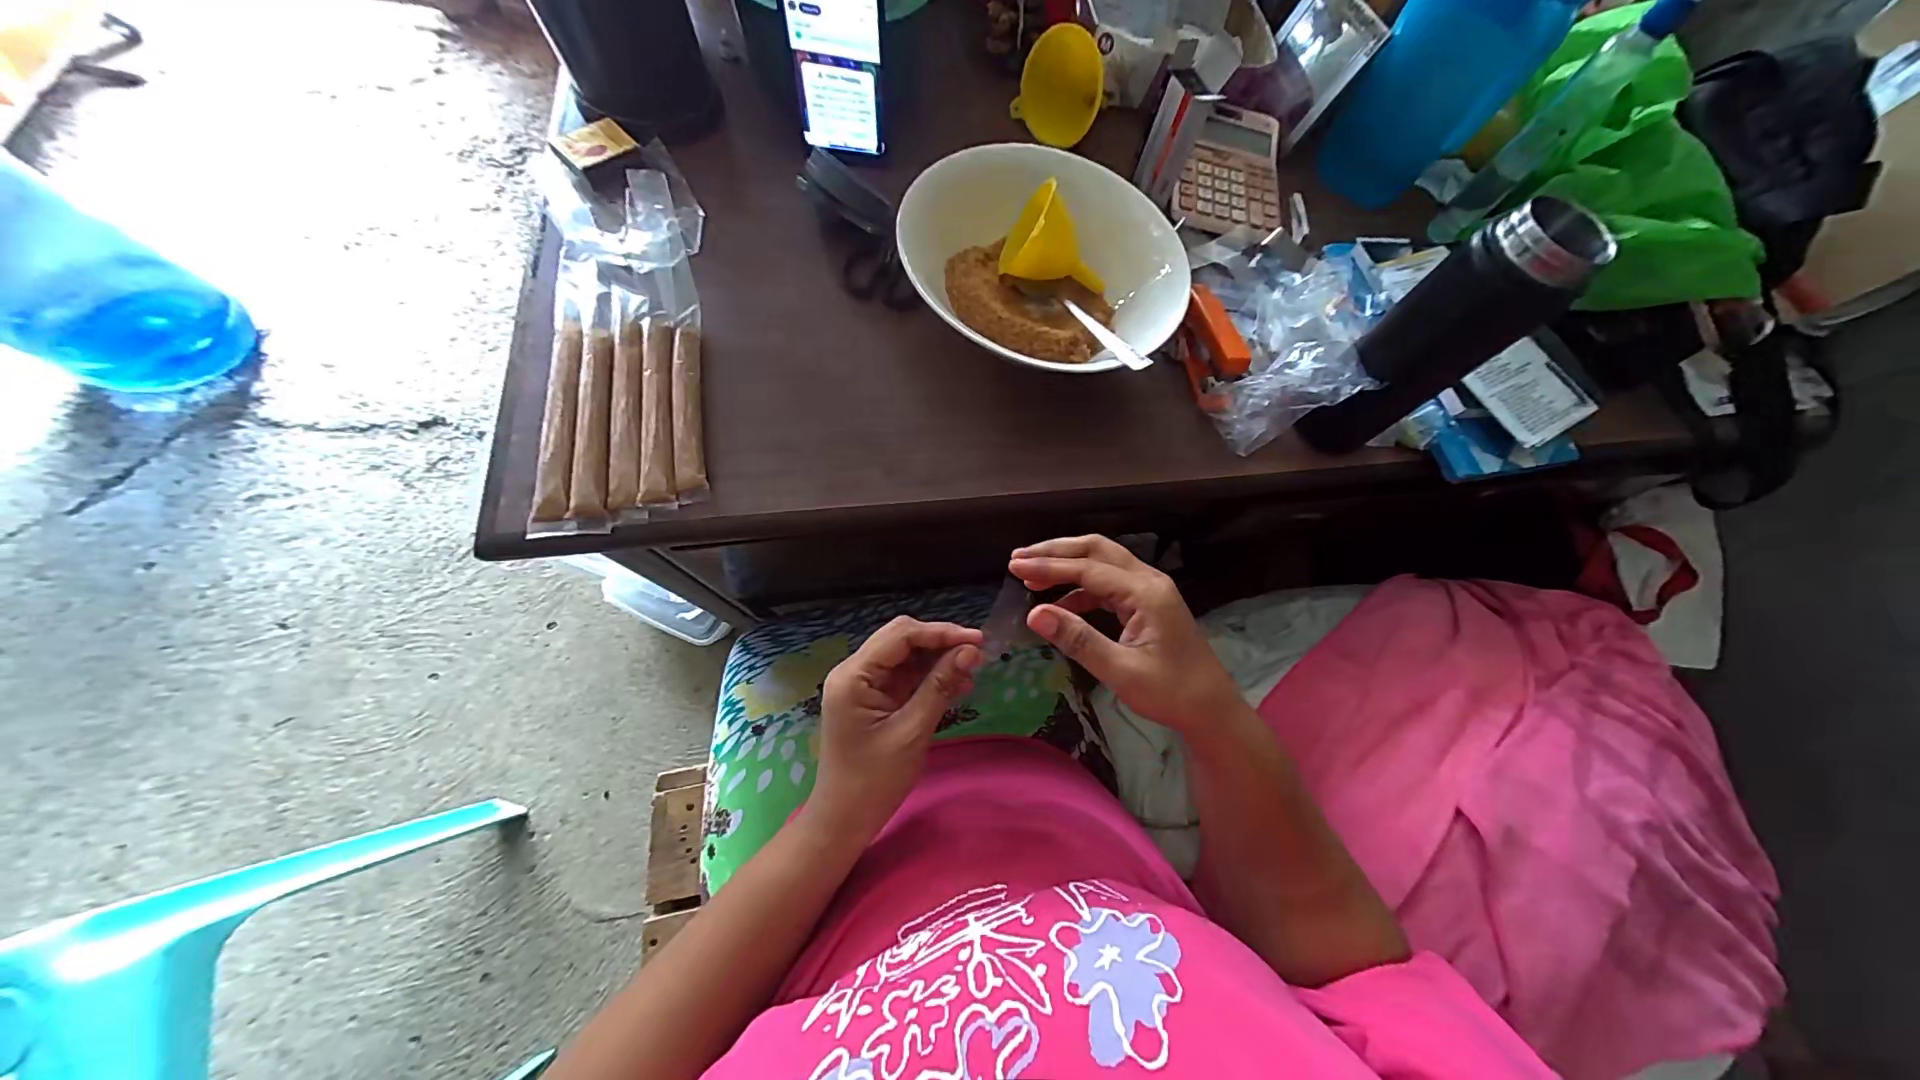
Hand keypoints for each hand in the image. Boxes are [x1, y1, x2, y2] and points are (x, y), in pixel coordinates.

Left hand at [808, 617, 982, 838]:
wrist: (845, 820)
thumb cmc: (874, 780)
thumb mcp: (912, 731)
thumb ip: (939, 687)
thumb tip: (970, 652)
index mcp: (853, 675)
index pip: (901, 635)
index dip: (941, 633)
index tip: (978, 640)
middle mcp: (854, 671)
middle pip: (902, 640)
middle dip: (941, 643)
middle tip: (978, 655)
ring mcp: (863, 685)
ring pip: (907, 656)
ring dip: (939, 660)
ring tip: (972, 672)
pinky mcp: (874, 699)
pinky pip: (905, 677)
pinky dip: (930, 678)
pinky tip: (957, 686)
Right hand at [1009, 536, 1242, 733]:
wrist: (1211, 710)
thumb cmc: (1170, 692)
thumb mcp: (1120, 670)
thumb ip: (1077, 639)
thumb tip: (1035, 614)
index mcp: (1145, 593)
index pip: (1087, 568)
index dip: (1048, 566)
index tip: (1013, 566)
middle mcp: (1148, 581)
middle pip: (1096, 549)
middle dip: (1056, 552)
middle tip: (1019, 558)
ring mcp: (1150, 590)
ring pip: (1102, 562)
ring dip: (1067, 566)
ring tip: (1031, 578)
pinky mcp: (1148, 603)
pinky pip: (1109, 583)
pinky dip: (1081, 587)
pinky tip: (1060, 604)